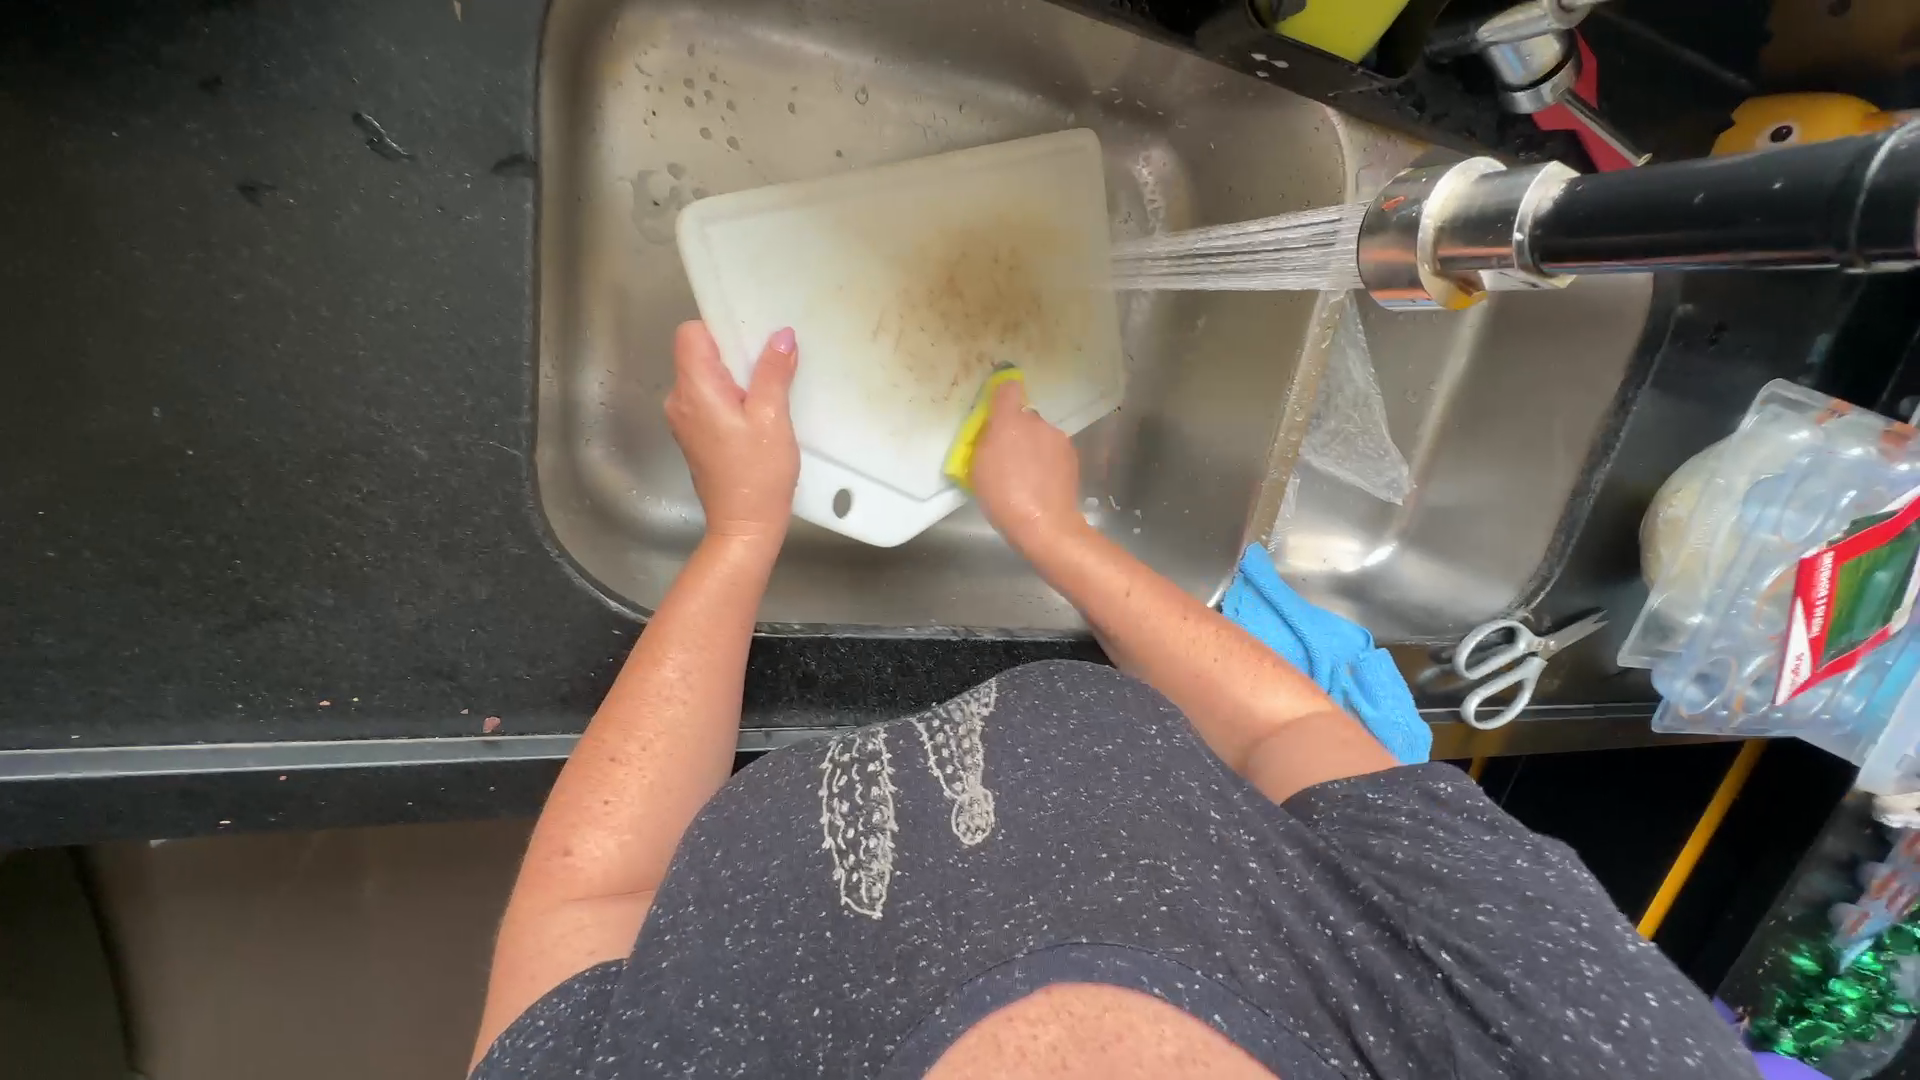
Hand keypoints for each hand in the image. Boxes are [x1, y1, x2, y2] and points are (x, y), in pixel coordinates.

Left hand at [664, 321, 799, 546]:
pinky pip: (711, 401)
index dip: (720, 329)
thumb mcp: (773, 418)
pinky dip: (733, 398)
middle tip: (771, 367)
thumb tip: (781, 336)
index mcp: (695, 389)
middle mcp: (680, 400)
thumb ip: (774, 372)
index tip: (752, 341)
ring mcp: (685, 420)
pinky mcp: (696, 436)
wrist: (744, 525)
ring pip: (707, 378)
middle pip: (699, 354)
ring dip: (737, 378)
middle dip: (734, 354)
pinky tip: (759, 416)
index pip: (691, 333)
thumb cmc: (758, 474)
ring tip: (769, 395)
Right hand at [970, 379, 1084, 553]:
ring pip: (1041, 434)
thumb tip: (994, 428)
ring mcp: (1057, 437)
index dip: (1003, 394)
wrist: (1044, 523)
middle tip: (1008, 457)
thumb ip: (986, 439)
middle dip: (1017, 431)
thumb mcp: (978, 468)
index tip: (997, 408)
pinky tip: (1042, 481)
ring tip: (1027, 475)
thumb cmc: (1002, 496)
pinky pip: (1054, 450)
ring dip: (1034, 446)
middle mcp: (1036, 422)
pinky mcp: (1071, 454)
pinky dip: (1047, 460)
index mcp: (1008, 422)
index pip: (1008, 388)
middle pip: (1025, 417)